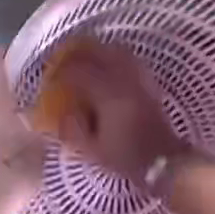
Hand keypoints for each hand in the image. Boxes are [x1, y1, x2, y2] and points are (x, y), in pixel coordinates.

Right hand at [43, 40, 198, 188]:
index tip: (50, 76)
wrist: (164, 162)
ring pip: (118, 53)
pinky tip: (108, 66)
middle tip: (65, 57)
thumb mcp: (91, 148)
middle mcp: (125, 81)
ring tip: (86, 56)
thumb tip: (63, 112)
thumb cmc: (126, 158)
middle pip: (101, 53)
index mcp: (108, 95)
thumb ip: (73, 128)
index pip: (80, 72)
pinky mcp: (150, 85)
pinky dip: (115, 58)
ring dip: (100, 50)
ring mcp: (140, 81)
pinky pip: (130, 61)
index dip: (62, 71)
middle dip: (80, 52)